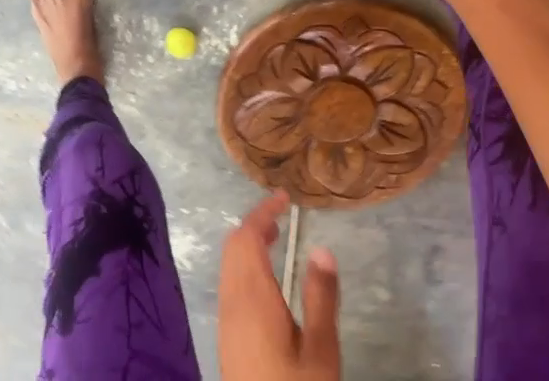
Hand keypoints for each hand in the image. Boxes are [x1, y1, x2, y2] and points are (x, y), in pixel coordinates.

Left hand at [218, 192, 340, 380]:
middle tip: (282, 215)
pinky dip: (245, 265)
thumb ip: (320, 298)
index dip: (262, 212)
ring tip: (276, 239)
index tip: (284, 198)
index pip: (246, 238)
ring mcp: (226, 319)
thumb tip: (322, 249)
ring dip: (248, 245)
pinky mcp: (227, 334)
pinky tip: (267, 278)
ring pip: (228, 265)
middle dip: (254, 224)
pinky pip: (230, 283)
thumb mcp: (321, 351)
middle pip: (233, 247)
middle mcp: (232, 301)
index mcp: (252, 298)